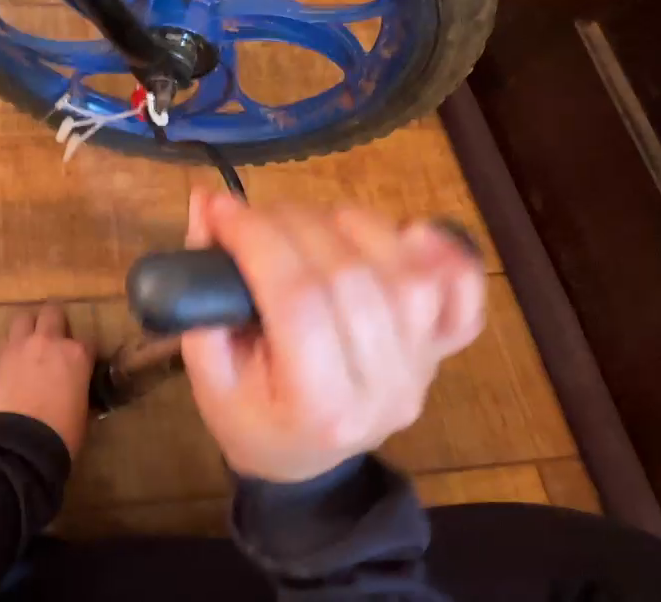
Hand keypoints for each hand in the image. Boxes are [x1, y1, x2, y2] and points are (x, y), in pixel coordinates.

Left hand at [0, 304, 94, 458]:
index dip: (83, 353)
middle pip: (53, 312)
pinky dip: (9, 348)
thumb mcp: (82, 412)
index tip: (80, 363)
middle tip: (54, 335)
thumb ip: (80, 391)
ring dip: (28, 327)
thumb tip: (77, 392)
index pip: (87, 342)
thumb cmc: (60, 434)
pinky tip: (9, 363)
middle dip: (55, 320)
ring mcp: (19, 345)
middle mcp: (48, 341)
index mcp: (76, 355)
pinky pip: (4, 342)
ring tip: (28, 342)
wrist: (19, 444)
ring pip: (23, 318)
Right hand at [180, 190, 487, 482]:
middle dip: (289, 223)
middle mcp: (383, 388)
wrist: (306, 457)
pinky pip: (460, 290)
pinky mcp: (442, 347)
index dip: (258, 240)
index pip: (298, 302)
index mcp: (318, 406)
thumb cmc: (250, 415)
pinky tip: (406, 231)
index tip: (221, 210)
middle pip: (349, 277)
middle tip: (251, 215)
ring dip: (348, 225)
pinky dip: (440, 250)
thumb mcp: (207, 375)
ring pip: (401, 272)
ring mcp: (422, 367)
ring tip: (304, 224)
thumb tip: (207, 203)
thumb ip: (200, 293)